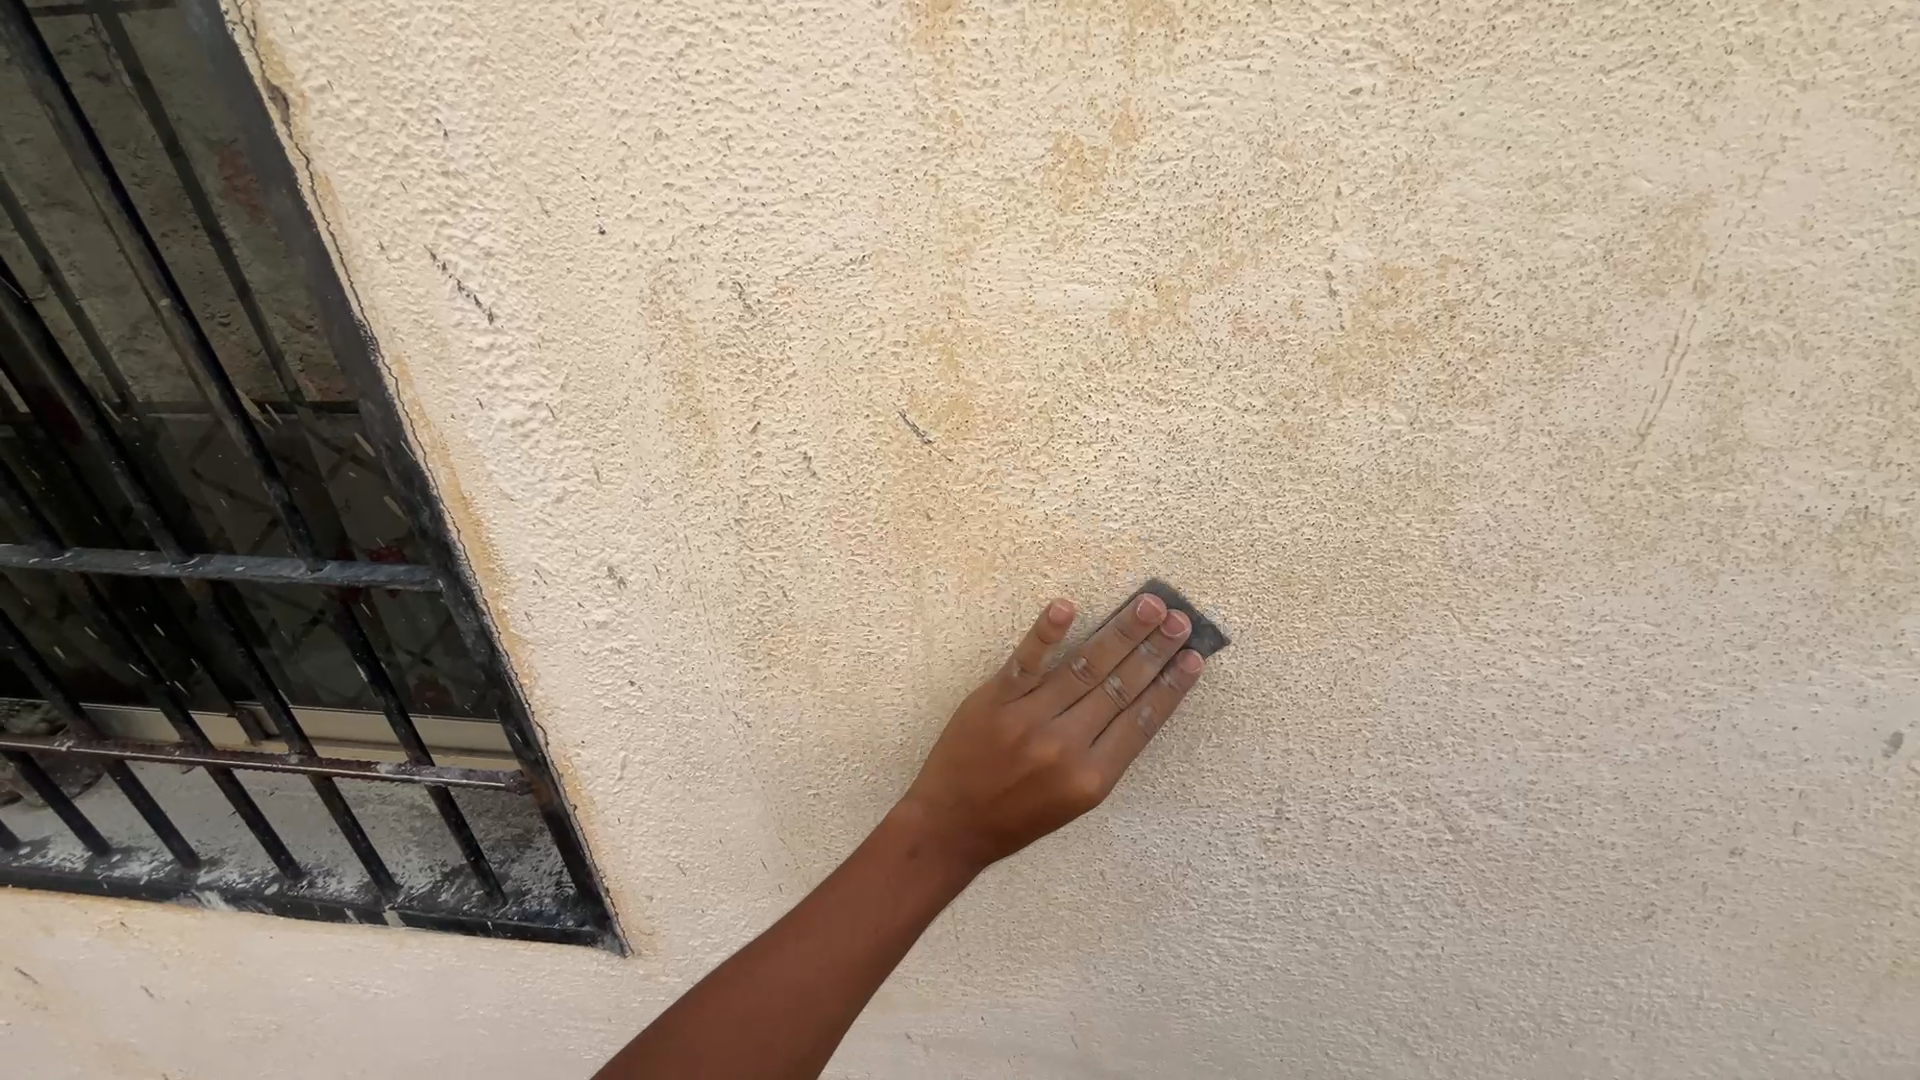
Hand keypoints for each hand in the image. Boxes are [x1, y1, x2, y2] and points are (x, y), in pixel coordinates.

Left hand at [894, 593, 1204, 873]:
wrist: (950, 825)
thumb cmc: (1016, 817)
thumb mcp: (1074, 802)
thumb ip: (1105, 755)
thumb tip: (1139, 704)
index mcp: (1091, 778)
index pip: (1142, 721)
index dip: (1171, 687)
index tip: (1195, 657)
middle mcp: (1064, 746)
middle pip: (1119, 687)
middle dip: (1154, 650)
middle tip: (1180, 619)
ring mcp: (1027, 719)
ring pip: (1084, 667)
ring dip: (1120, 633)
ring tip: (1148, 606)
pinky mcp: (993, 700)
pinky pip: (1025, 661)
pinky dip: (1047, 634)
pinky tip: (1067, 607)